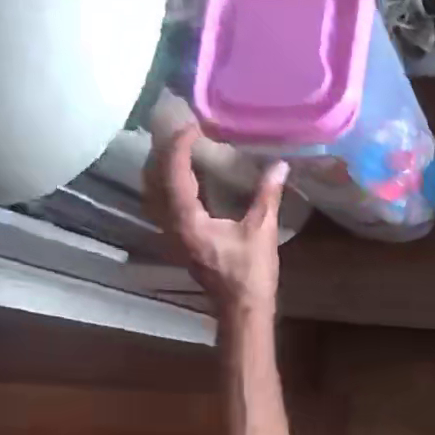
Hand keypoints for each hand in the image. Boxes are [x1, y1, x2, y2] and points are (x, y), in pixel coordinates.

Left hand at [147, 125, 289, 317]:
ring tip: (180, 150)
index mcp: (187, 219)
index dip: (180, 144)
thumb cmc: (250, 273)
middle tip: (181, 131)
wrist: (242, 310)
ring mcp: (172, 235)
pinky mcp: (180, 241)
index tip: (194, 125)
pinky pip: (164, 205)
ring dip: (163, 169)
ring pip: (154, 194)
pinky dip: (169, 186)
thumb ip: (267, 195)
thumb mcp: (261, 230)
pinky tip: (188, 180)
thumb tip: (280, 165)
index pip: (174, 172)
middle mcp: (171, 225)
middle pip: (153, 180)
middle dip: (164, 152)